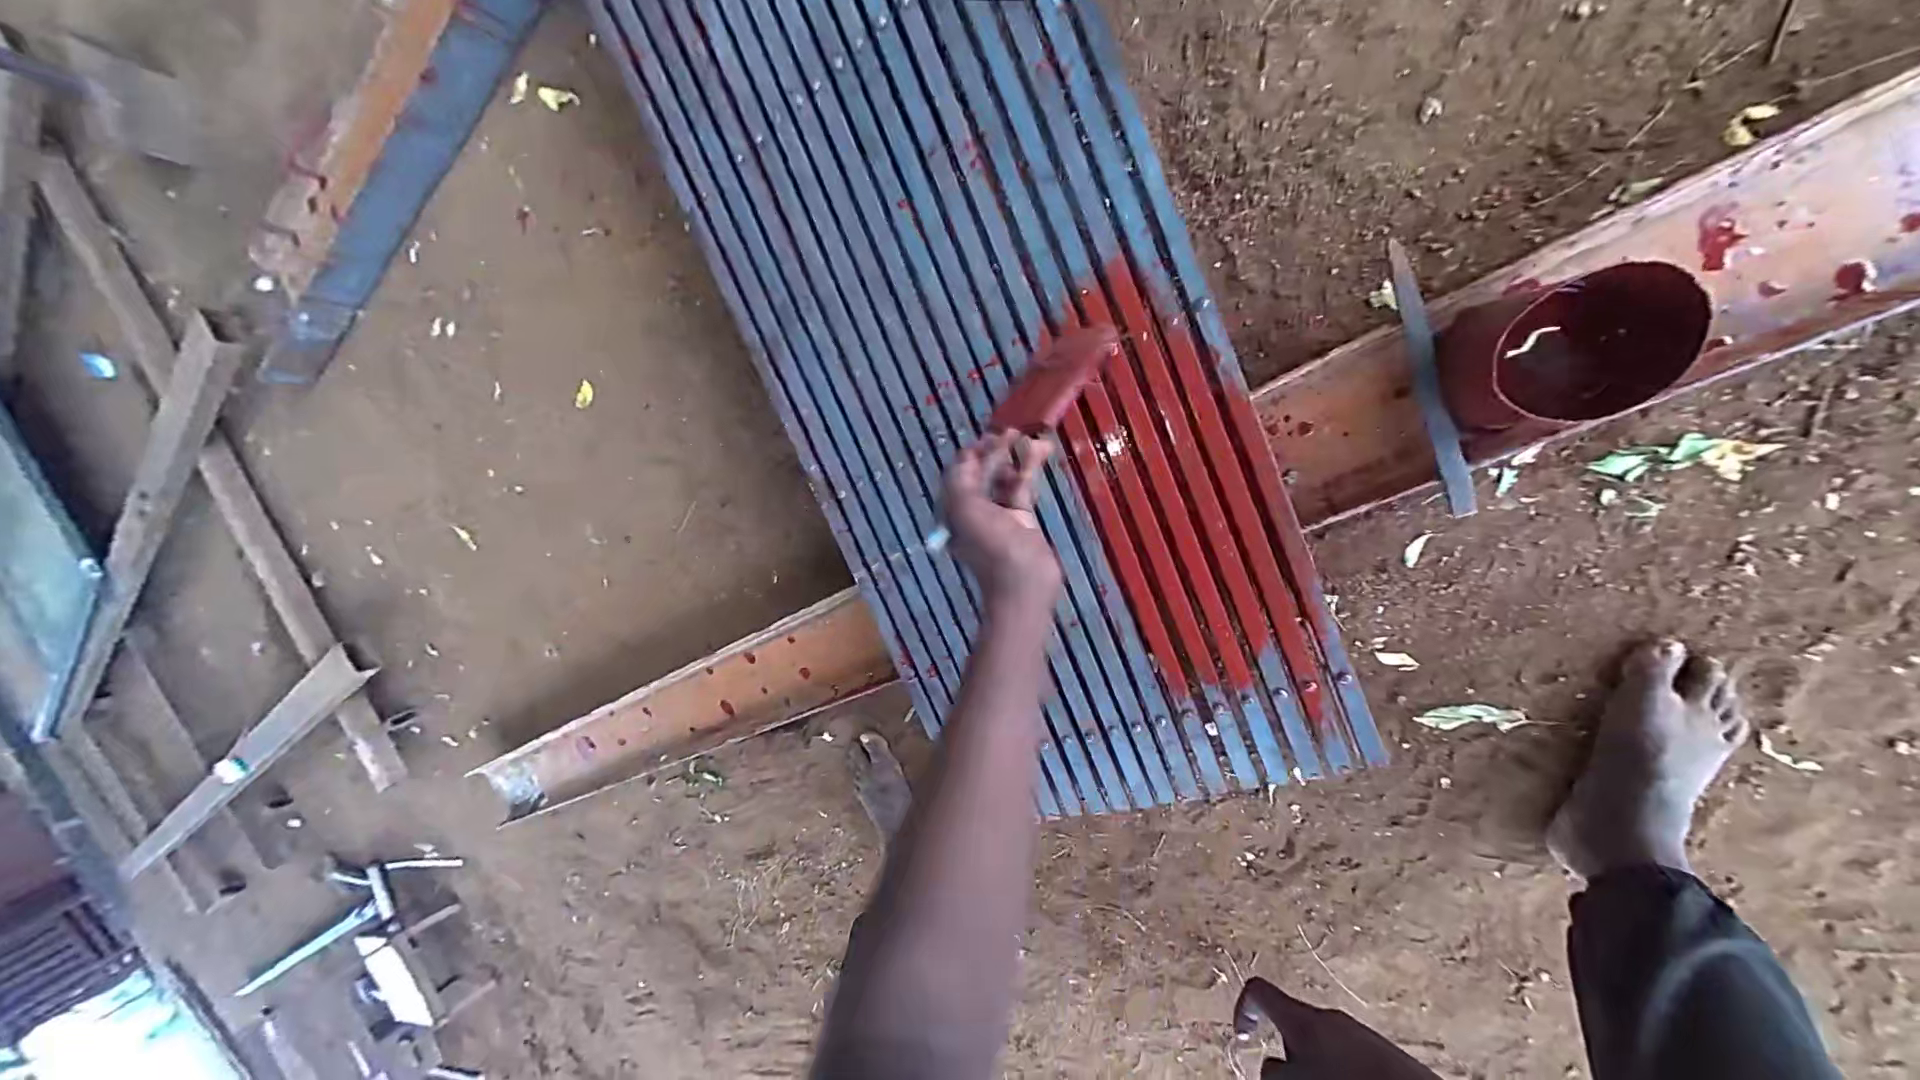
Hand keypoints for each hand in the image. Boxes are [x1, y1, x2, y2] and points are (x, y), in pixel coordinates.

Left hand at [942, 431, 1061, 609]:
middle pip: (983, 473)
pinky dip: (1030, 470)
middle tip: (1012, 431)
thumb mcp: (966, 510)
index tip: (988, 436)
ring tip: (1031, 438)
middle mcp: (974, 510)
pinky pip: (1022, 488)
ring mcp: (999, 515)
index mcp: (955, 509)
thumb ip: (961, 480)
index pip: (960, 473)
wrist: (1024, 583)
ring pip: (1005, 478)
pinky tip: (1040, 452)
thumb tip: (965, 456)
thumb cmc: (992, 547)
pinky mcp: (1022, 519)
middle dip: (996, 451)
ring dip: (1016, 457)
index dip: (972, 453)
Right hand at [1233, 978, 1441, 1079]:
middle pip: (1295, 1029)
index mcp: (1302, 1018)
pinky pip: (1353, 1065)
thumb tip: (1271, 1067)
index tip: (1243, 1037)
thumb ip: (1274, 1072)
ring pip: (1325, 1052)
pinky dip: (1345, 1075)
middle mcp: (1331, 1020)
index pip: (1259, 991)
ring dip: (1318, 1071)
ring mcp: (1362, 1039)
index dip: (1243, 1009)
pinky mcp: (1389, 1062)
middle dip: (1289, 1059)